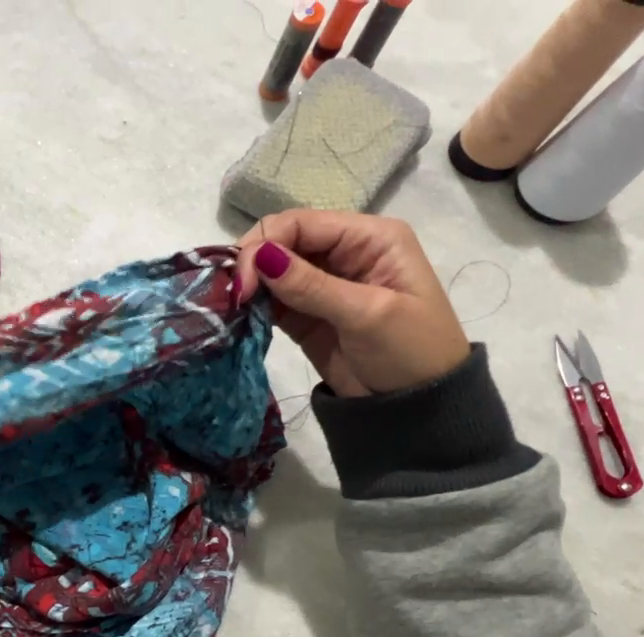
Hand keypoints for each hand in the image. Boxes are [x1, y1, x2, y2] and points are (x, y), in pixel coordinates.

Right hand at [235, 210, 469, 396]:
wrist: (415, 405)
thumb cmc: (409, 352)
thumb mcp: (366, 314)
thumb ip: (311, 285)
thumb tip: (259, 256)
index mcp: (369, 238)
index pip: (303, 223)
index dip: (265, 243)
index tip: (242, 283)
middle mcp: (343, 252)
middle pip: (283, 241)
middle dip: (252, 262)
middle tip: (232, 298)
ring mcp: (322, 284)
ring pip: (272, 270)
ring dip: (249, 284)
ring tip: (228, 307)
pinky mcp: (304, 315)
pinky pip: (271, 300)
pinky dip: (252, 306)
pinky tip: (237, 317)